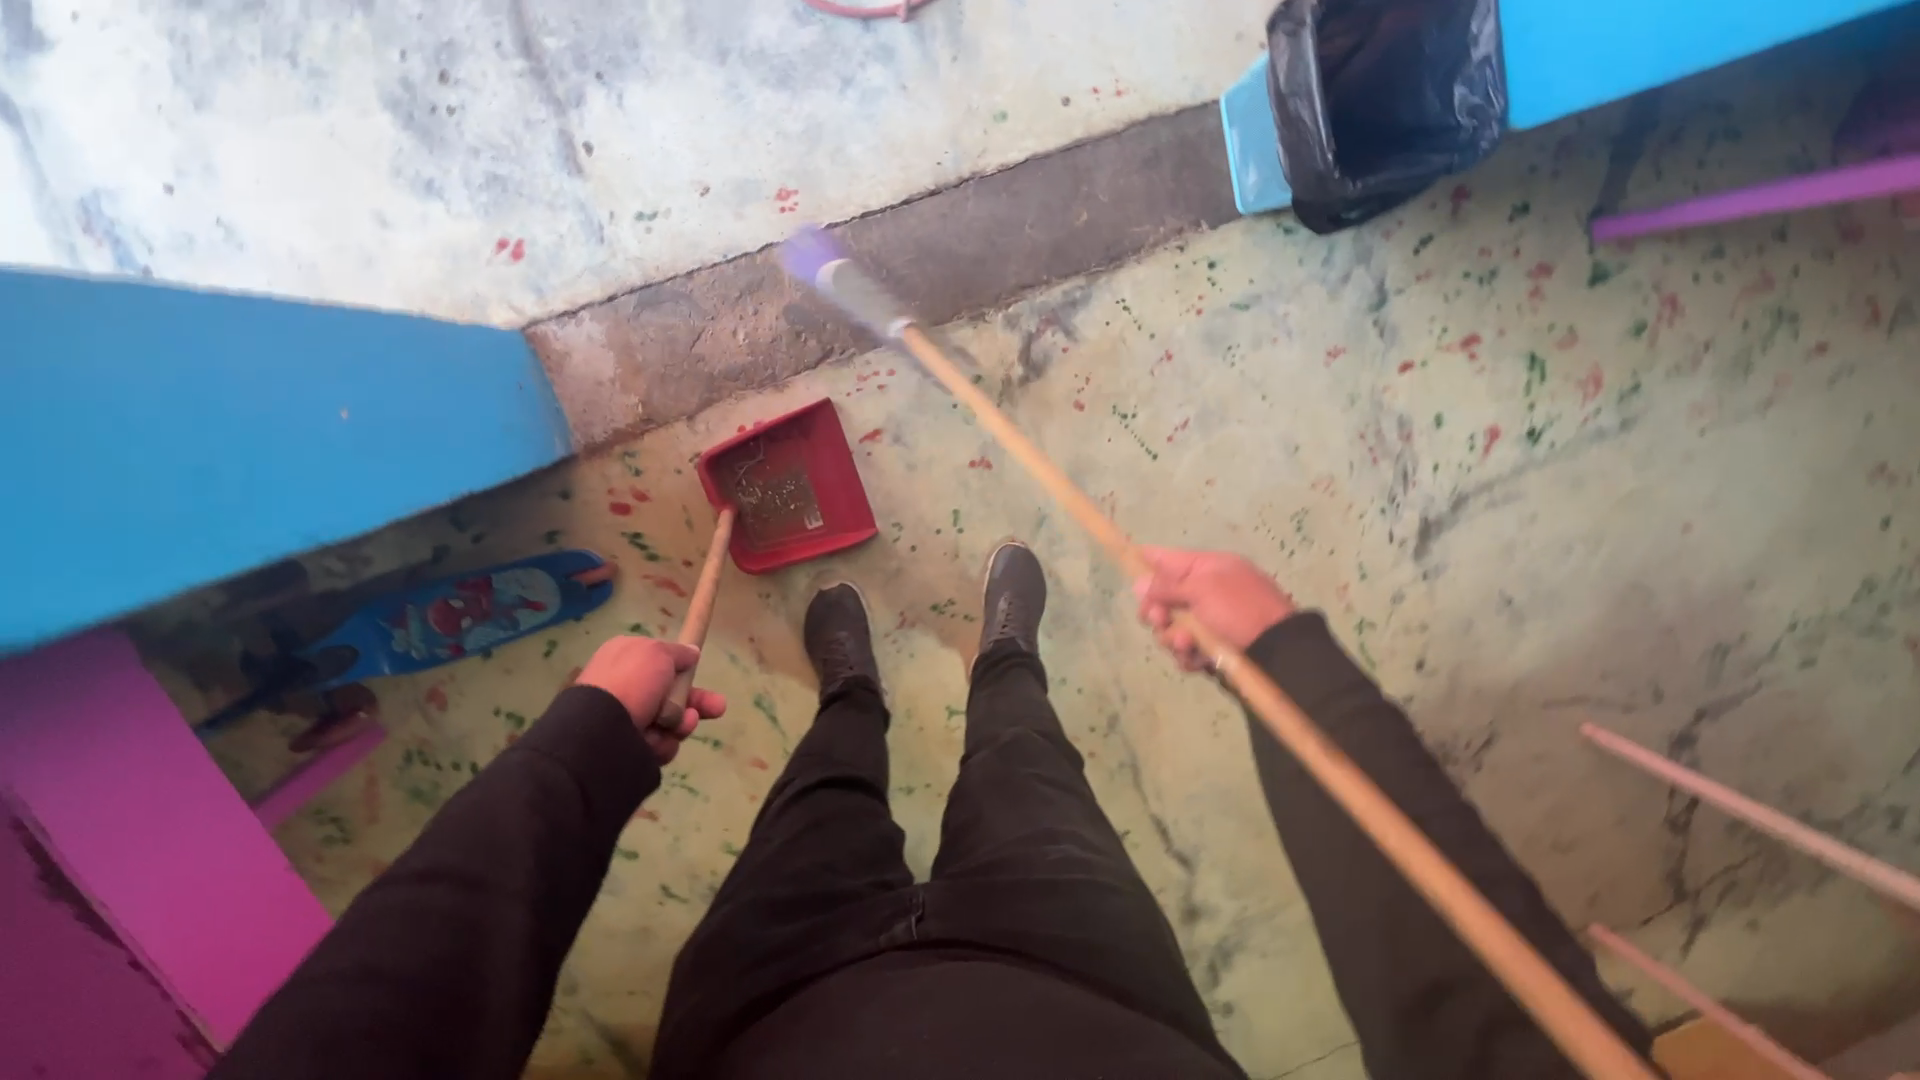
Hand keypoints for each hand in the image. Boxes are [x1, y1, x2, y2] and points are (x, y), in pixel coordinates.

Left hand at [576, 637, 727, 764]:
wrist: (602, 730)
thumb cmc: (631, 682)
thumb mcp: (659, 653)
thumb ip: (679, 652)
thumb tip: (692, 652)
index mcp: (625, 660)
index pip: (661, 663)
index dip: (683, 669)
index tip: (698, 671)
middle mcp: (626, 688)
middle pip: (672, 695)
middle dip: (696, 703)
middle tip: (717, 708)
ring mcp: (627, 719)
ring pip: (670, 722)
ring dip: (681, 724)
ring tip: (678, 726)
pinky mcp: (628, 747)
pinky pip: (658, 745)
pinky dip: (662, 744)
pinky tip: (656, 742)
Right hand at [1132, 546, 1294, 670]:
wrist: (1279, 650)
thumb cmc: (1240, 609)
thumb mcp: (1203, 589)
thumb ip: (1168, 586)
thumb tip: (1138, 582)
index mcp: (1205, 567)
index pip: (1165, 558)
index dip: (1143, 564)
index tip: (1126, 575)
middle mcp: (1203, 591)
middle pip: (1161, 599)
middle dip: (1157, 613)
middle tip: (1161, 621)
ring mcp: (1207, 621)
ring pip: (1170, 628)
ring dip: (1173, 638)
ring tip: (1188, 645)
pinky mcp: (1211, 648)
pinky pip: (1185, 650)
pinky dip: (1187, 656)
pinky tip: (1196, 660)